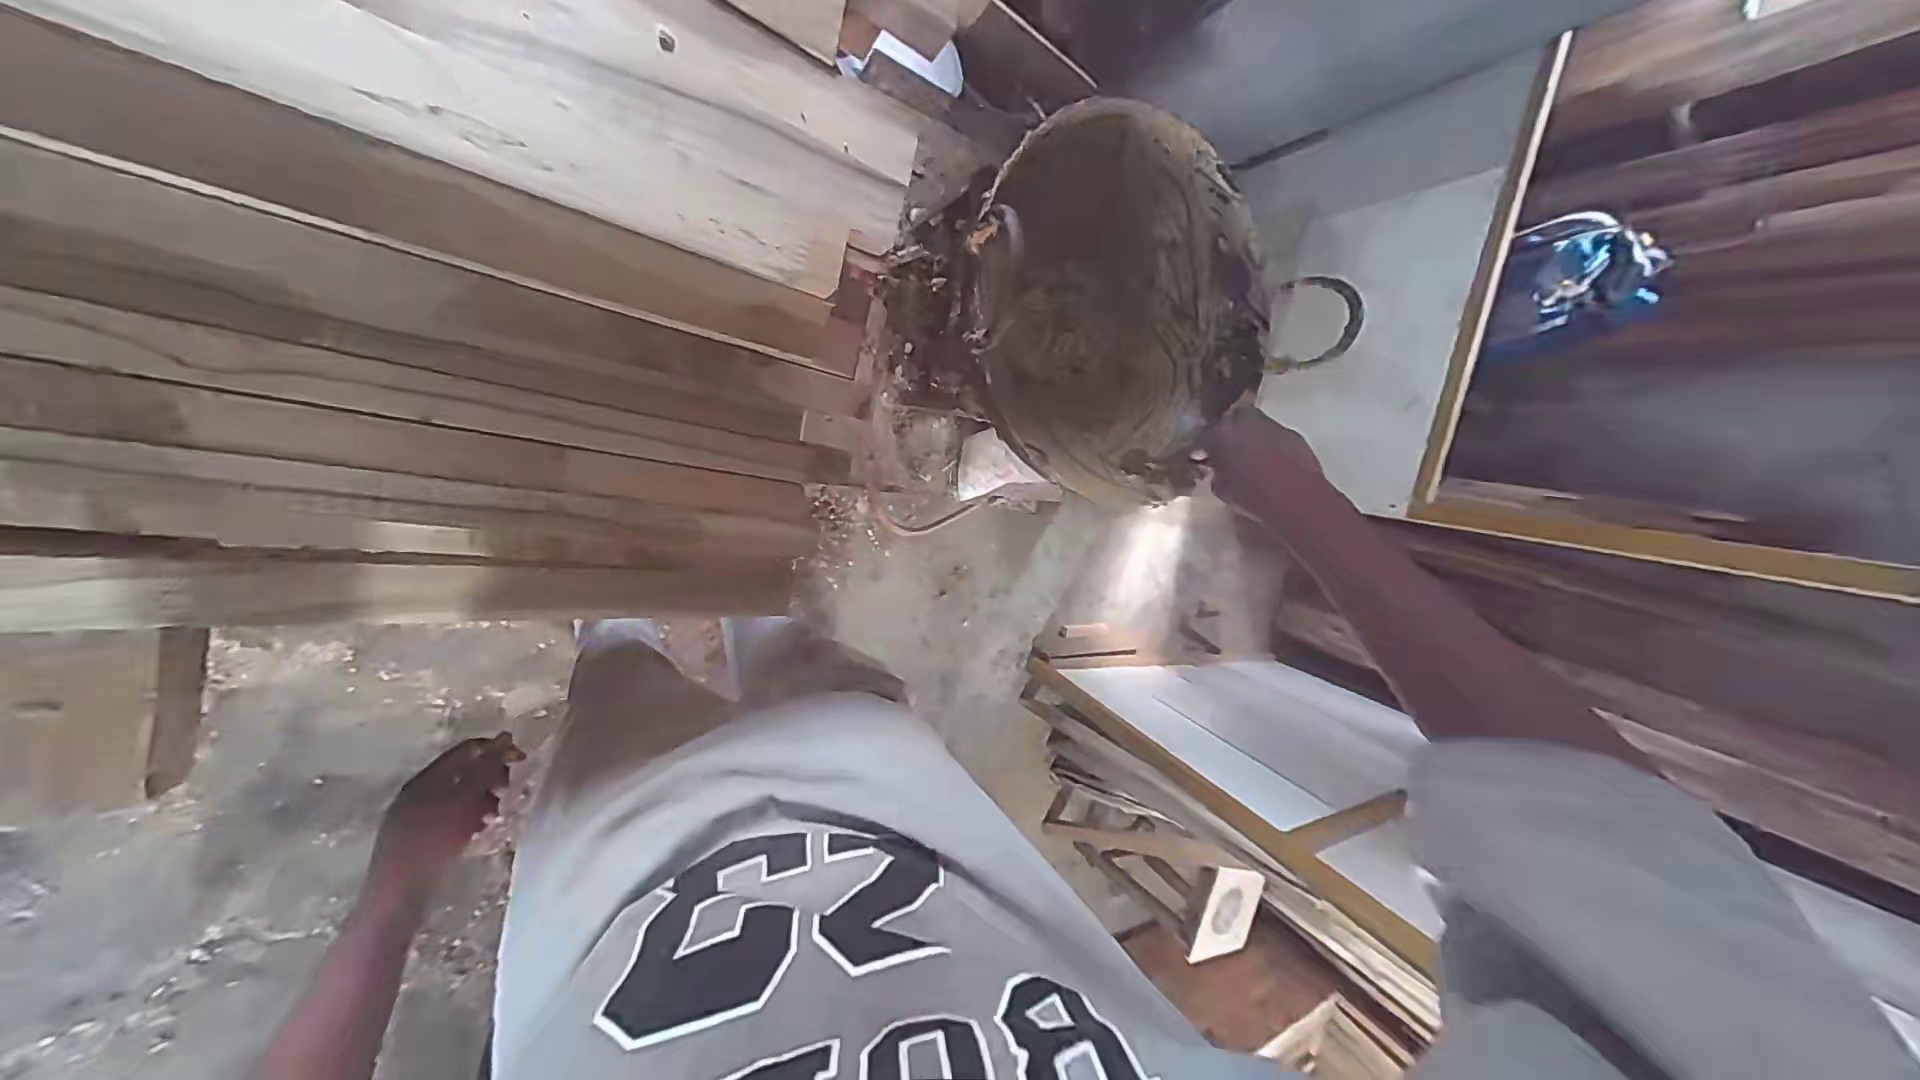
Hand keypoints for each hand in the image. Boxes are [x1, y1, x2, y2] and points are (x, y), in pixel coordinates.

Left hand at [367, 734, 522, 908]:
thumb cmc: (433, 845)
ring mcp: (416, 814)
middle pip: (465, 770)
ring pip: (461, 794)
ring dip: (484, 798)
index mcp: (426, 779)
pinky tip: (479, 830)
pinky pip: (453, 813)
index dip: (497, 750)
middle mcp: (419, 792)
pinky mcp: (419, 835)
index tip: (522, 762)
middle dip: (491, 777)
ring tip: (493, 816)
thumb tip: (505, 737)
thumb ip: (486, 768)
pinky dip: (471, 816)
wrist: (397, 898)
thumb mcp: (465, 801)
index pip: (468, 750)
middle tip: (506, 793)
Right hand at [1200, 407, 1330, 514]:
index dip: (1200, 449)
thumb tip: (1220, 470)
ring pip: (1253, 425)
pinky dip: (1268, 444)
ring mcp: (1271, 425)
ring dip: (1248, 437)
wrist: (1297, 498)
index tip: (1200, 459)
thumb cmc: (1252, 496)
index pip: (1202, 436)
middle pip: (1230, 421)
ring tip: (1249, 457)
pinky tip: (1270, 462)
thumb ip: (1216, 474)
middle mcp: (1244, 422)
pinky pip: (1273, 436)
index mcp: (1220, 433)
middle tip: (1226, 453)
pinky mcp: (1292, 434)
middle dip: (1226, 434)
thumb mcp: (1222, 490)